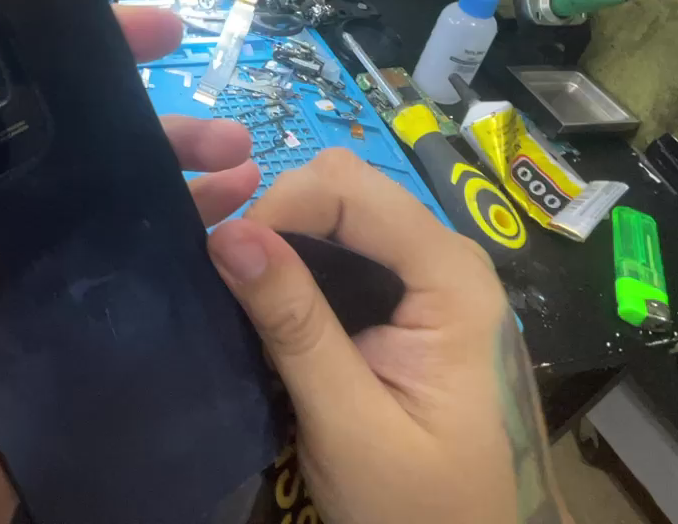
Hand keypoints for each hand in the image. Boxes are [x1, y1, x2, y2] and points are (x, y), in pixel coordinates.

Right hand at [207, 151, 568, 523]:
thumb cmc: (425, 512)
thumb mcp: (349, 426)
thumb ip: (293, 325)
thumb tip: (226, 234)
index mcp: (452, 279)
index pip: (351, 189)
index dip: (282, 206)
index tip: (228, 255)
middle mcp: (446, 256)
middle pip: (348, 185)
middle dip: (282, 215)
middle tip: (237, 276)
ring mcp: (430, 273)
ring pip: (341, 208)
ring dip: (288, 235)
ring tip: (250, 290)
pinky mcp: (410, 296)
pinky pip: (347, 244)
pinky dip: (303, 257)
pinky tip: (280, 300)